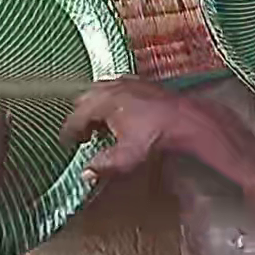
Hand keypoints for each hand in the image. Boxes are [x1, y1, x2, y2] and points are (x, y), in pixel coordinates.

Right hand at [61, 79, 254, 183]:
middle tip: (84, 135)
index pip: (77, 116)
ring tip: (102, 124)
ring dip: (98, 106)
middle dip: (82, 116)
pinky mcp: (145, 82)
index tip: (68, 143)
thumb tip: (86, 173)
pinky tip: (123, 113)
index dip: (69, 132)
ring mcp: (131, 82)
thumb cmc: (155, 137)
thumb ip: (104, 164)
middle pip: (86, 98)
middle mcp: (114, 86)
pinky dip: (114, 98)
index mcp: (104, 101)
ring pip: (103, 89)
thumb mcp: (127, 156)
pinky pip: (120, 86)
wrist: (187, 120)